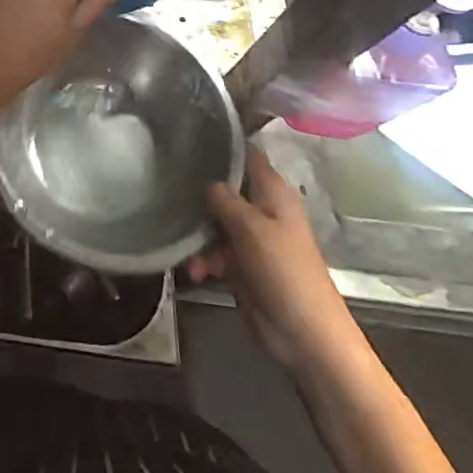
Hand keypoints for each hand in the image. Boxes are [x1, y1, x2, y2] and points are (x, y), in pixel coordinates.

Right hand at [190, 147, 356, 373]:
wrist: (303, 332)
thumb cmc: (283, 269)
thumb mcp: (251, 227)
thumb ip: (225, 199)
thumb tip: (208, 183)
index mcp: (273, 192)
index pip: (247, 156)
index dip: (223, 147)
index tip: (190, 140)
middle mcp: (262, 209)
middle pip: (225, 190)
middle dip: (199, 194)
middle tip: (170, 192)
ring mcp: (252, 238)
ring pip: (215, 222)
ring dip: (199, 236)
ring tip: (188, 253)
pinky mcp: (242, 265)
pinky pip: (215, 252)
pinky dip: (204, 259)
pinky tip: (196, 272)